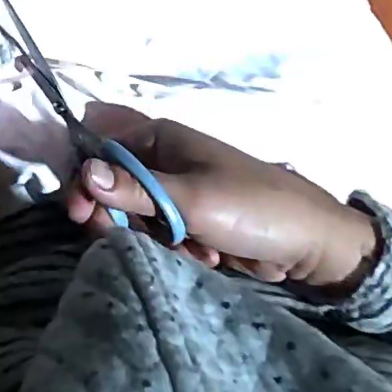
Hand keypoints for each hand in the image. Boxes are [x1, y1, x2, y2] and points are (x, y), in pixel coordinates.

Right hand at [62, 105, 376, 289]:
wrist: (310, 242)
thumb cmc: (251, 208)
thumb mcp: (189, 200)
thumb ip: (134, 189)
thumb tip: (84, 172)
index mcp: (160, 138)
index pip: (103, 156)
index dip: (88, 186)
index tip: (81, 218)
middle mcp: (164, 158)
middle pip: (115, 190)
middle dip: (129, 221)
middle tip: (150, 241)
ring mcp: (178, 189)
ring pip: (138, 218)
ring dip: (160, 239)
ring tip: (195, 247)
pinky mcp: (190, 217)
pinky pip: (162, 234)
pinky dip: (178, 248)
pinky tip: (208, 253)